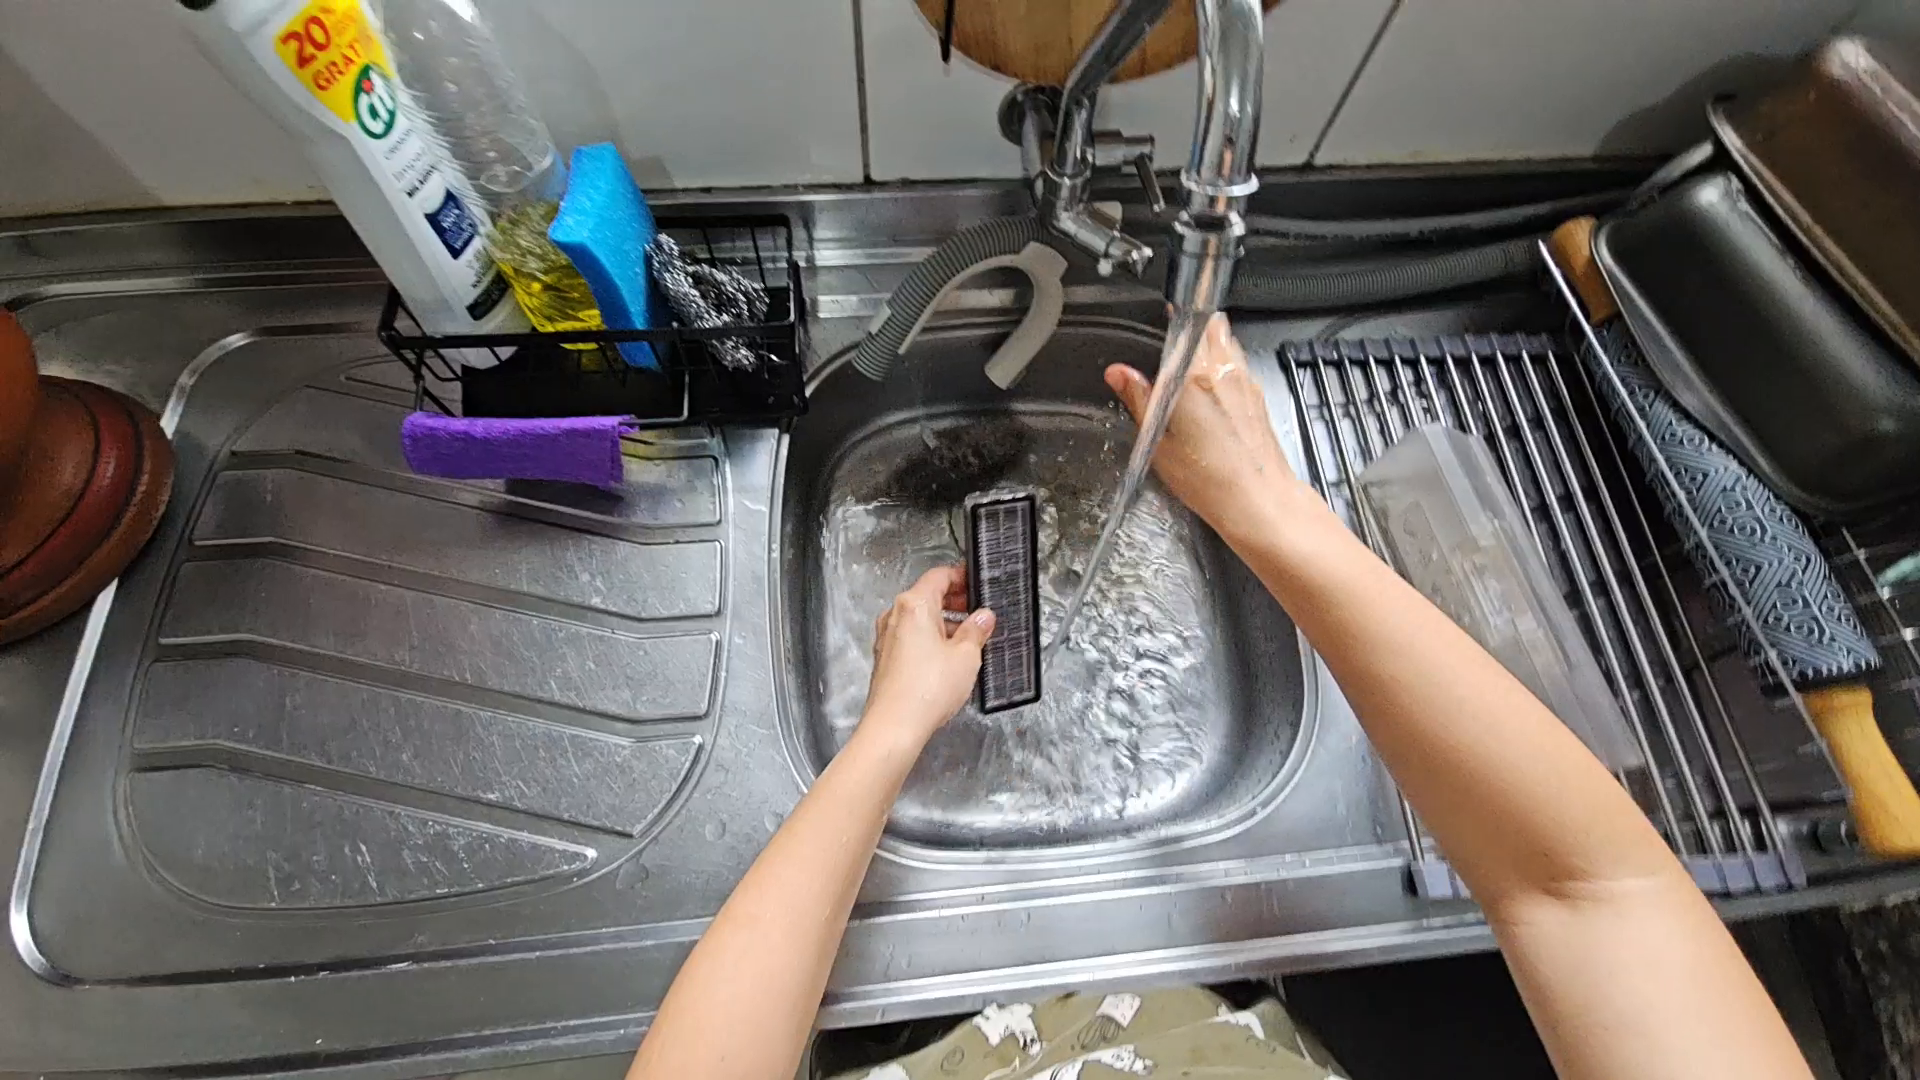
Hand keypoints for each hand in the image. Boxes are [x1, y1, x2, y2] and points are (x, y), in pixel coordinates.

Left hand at [863, 565, 996, 746]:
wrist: (894, 726)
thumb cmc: (926, 689)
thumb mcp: (966, 656)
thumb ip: (977, 630)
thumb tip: (984, 617)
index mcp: (914, 604)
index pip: (939, 576)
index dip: (961, 577)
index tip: (977, 583)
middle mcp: (895, 615)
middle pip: (927, 596)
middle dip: (955, 602)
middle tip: (979, 613)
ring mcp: (887, 637)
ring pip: (919, 618)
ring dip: (944, 623)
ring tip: (968, 639)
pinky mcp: (886, 658)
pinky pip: (911, 638)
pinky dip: (930, 639)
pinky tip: (948, 657)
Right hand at [1104, 312, 1322, 543]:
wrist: (1258, 499)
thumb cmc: (1207, 478)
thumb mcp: (1158, 442)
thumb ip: (1139, 400)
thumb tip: (1118, 372)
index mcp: (1191, 377)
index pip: (1181, 327)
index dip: (1170, 318)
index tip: (1158, 319)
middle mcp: (1222, 371)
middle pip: (1209, 326)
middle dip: (1190, 324)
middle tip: (1172, 336)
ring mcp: (1244, 381)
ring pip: (1227, 341)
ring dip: (1210, 339)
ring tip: (1192, 355)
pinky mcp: (1257, 396)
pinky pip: (1238, 363)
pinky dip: (1224, 361)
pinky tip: (1213, 382)